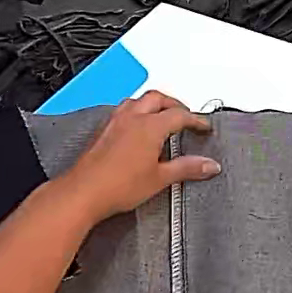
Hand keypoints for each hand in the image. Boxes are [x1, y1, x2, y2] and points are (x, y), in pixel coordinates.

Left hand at [41, 92, 218, 226]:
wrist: (82, 194)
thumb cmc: (116, 186)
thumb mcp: (161, 178)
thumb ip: (188, 168)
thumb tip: (209, 165)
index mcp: (150, 126)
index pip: (180, 114)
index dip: (195, 120)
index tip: (203, 126)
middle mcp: (132, 118)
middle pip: (158, 98)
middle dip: (175, 104)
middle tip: (185, 114)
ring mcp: (114, 123)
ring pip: (137, 101)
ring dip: (153, 104)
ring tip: (161, 115)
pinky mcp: (102, 131)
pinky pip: (122, 111)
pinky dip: (136, 112)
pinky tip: (136, 125)